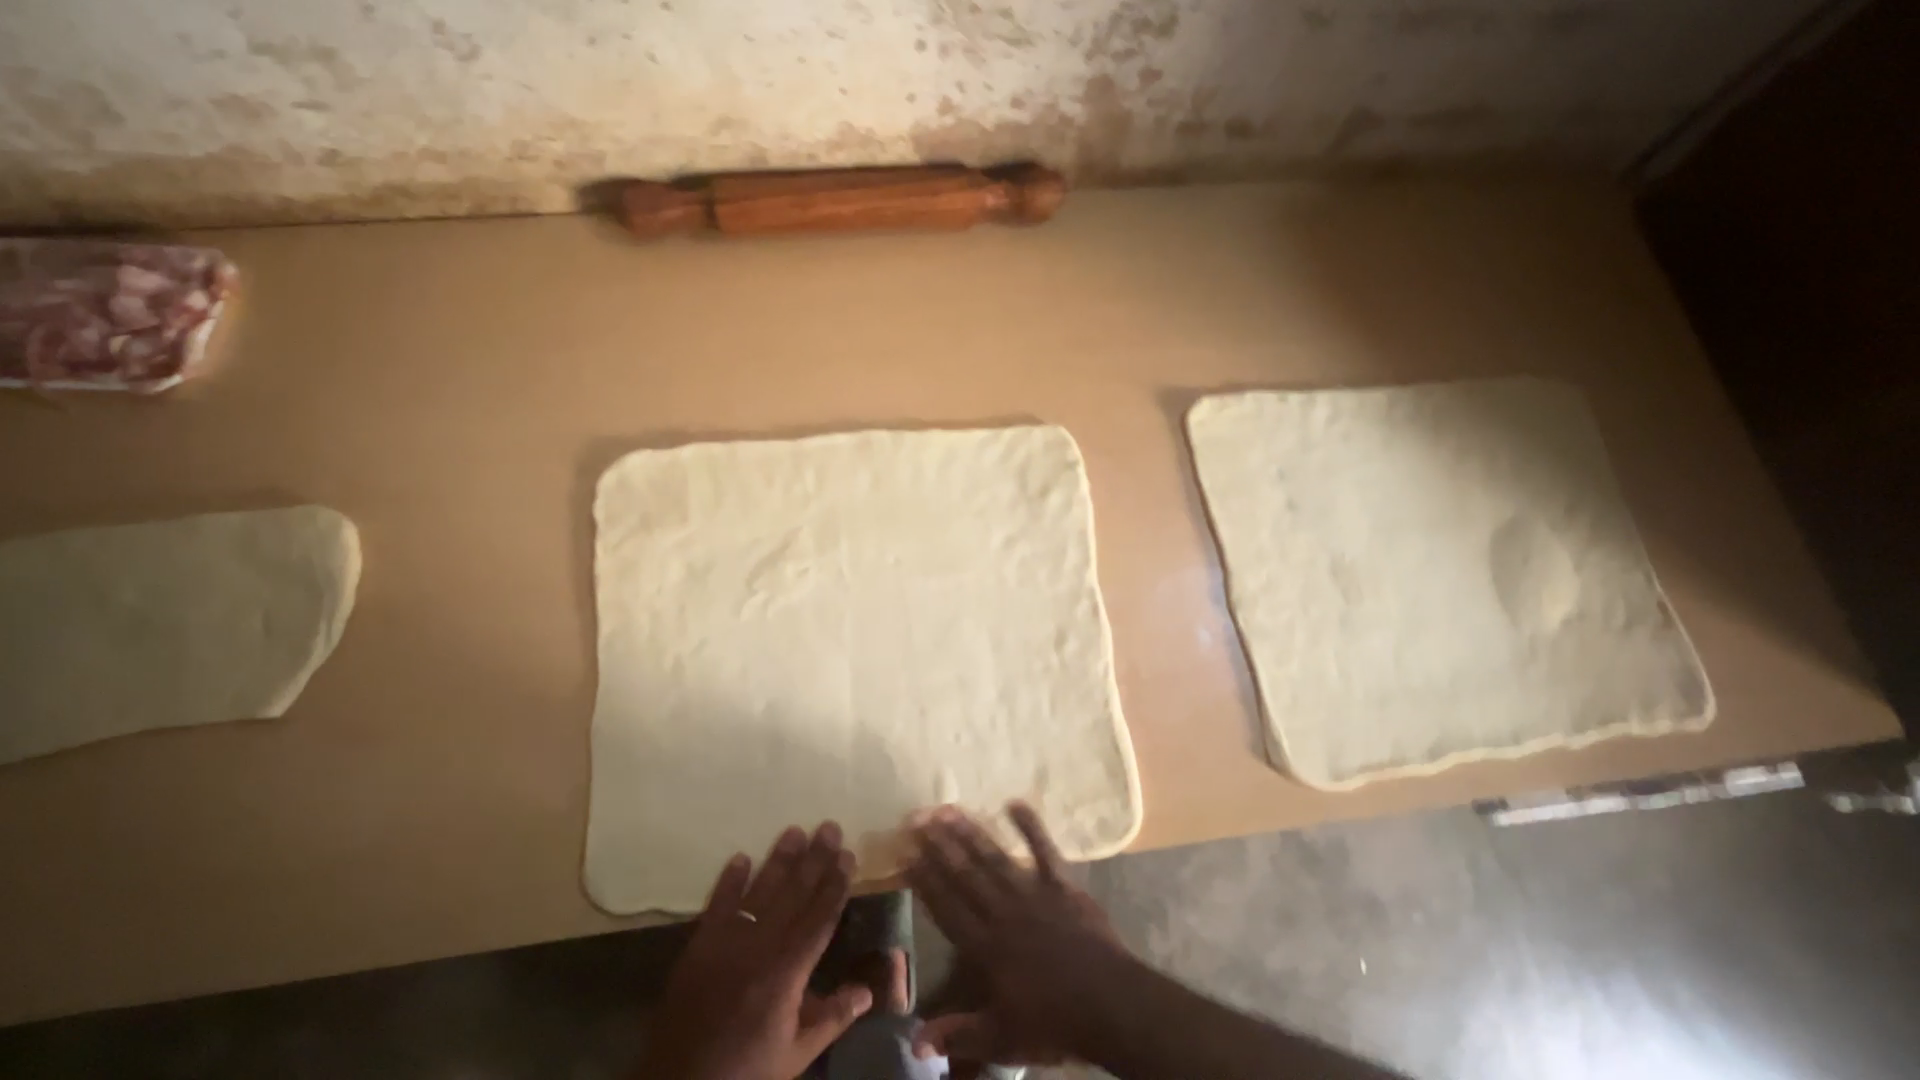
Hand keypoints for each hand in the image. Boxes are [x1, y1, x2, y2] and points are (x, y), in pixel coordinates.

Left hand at [649, 822, 875, 1079]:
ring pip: (759, 893)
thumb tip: (868, 990)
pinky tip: (741, 857)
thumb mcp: (796, 1054)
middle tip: (828, 827)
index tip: (847, 855)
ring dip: (778, 861)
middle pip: (793, 896)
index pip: (819, 919)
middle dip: (814, 860)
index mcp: (787, 974)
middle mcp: (759, 949)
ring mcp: (725, 944)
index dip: (835, 885)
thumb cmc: (746, 1070)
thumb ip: (832, 1018)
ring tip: (794, 831)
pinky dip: (729, 881)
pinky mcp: (697, 948)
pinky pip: (716, 906)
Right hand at [905, 802, 1135, 1069]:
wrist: (1111, 1004)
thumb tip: (914, 1042)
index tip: (904, 856)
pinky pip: (1045, 853)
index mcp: (986, 947)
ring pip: (996, 859)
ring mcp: (1035, 896)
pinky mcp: (1064, 887)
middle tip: (916, 818)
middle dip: (939, 846)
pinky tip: (1014, 803)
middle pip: (966, 875)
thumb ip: (958, 1035)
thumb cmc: (1054, 1023)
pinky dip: (1031, 828)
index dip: (925, 882)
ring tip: (947, 809)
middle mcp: (1004, 913)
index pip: (947, 909)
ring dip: (971, 834)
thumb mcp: (1001, 1038)